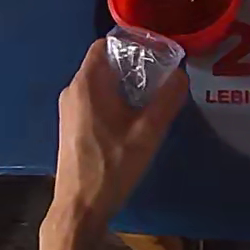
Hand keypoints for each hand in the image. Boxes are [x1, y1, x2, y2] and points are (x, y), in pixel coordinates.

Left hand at [50, 39, 187, 244]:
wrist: (81, 206)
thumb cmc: (113, 166)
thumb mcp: (148, 132)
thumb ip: (166, 100)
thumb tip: (180, 75)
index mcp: (87, 84)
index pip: (104, 45)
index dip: (130, 42)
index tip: (156, 49)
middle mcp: (73, 90)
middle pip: (103, 63)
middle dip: (131, 64)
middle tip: (160, 71)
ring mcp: (69, 109)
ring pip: (98, 83)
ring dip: (123, 83)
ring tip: (152, 92)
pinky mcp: (71, 125)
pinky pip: (93, 99)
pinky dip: (113, 98)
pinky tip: (133, 115)